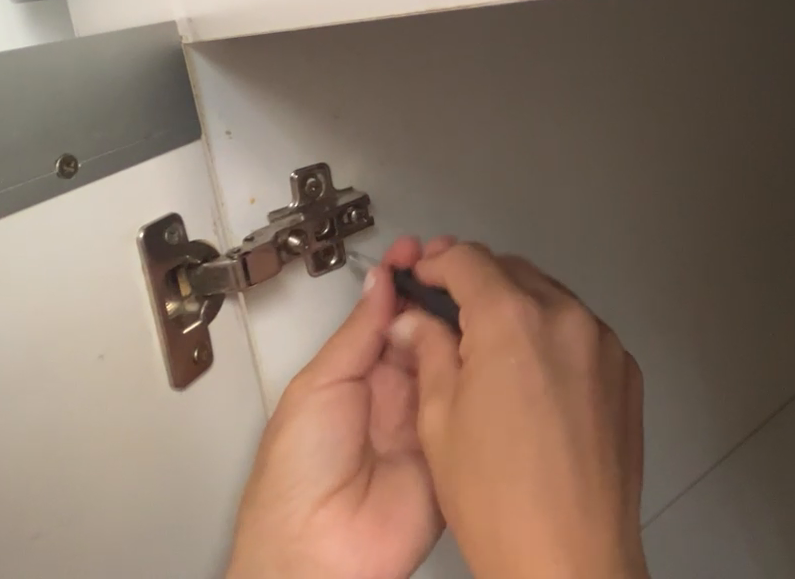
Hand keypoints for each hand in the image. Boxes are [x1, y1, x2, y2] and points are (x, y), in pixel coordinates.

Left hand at [226, 235, 455, 578]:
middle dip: (440, 293)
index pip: (388, 313)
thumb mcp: (319, 387)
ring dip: (464, 324)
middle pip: (424, 329)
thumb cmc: (297, 473)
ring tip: (480, 288)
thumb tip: (381, 278)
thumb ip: (358, 333)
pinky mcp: (454, 443)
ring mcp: (427, 414)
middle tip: (461, 259)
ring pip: (451, 357)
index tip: (422, 247)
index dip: (404, 279)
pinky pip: (470, 399)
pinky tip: (497, 340)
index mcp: (358, 372)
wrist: (318, 557)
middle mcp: (396, 387)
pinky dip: (482, 371)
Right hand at [391, 243, 648, 578]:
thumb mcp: (439, 419)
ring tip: (491, 344)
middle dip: (476, 280)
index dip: (436, 262)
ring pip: (549, 296)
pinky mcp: (625, 367)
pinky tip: (535, 374)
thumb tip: (416, 318)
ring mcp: (602, 340)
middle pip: (512, 270)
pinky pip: (580, 330)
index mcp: (513, 319)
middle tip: (448, 307)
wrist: (571, 557)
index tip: (421, 275)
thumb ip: (429, 349)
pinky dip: (552, 335)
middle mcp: (565, 315)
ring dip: (517, 305)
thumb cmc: (496, 497)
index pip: (468, 259)